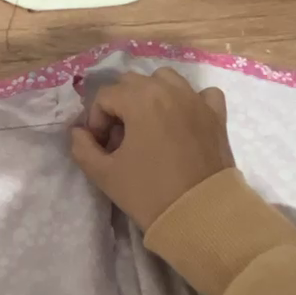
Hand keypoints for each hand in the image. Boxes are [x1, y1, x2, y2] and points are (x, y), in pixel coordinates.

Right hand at [69, 67, 234, 227]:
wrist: (200, 214)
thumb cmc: (149, 192)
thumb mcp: (103, 174)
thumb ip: (82, 148)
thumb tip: (79, 132)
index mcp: (140, 100)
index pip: (105, 97)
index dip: (96, 121)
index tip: (102, 147)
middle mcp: (169, 91)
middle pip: (132, 83)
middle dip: (120, 106)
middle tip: (121, 139)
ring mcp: (196, 100)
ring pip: (166, 79)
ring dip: (151, 95)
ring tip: (148, 125)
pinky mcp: (216, 115)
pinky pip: (201, 94)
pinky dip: (189, 101)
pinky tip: (182, 120)